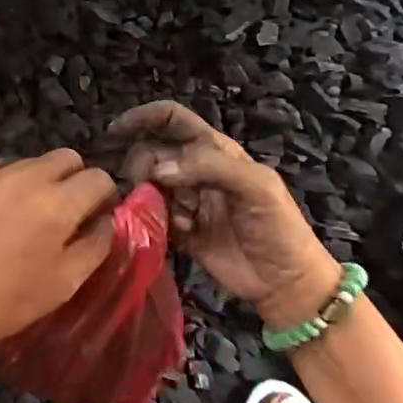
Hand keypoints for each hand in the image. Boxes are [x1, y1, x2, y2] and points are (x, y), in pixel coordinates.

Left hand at [0, 149, 116, 361]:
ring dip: (46, 179)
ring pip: (36, 160)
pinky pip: (6, 168)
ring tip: (36, 213)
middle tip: (71, 212)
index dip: (105, 196)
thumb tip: (105, 218)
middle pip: (68, 157)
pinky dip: (16, 181)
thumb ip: (98, 242)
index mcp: (57, 202)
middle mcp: (27, 177)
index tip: (98, 215)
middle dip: (77, 179)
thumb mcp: (70, 278)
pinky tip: (9, 211)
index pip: (99, 177)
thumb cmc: (17, 296)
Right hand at [108, 101, 338, 327]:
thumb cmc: (279, 228)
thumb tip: (159, 170)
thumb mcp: (256, 186)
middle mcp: (194, 168)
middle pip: (149, 151)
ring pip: (146, 181)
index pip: (171, 118)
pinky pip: (150, 212)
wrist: (286, 284)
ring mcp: (183, 197)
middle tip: (150, 186)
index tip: (115, 131)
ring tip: (176, 214)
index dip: (142, 117)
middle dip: (143, 165)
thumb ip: (209, 166)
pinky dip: (157, 218)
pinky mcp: (176, 225)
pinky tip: (182, 231)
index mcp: (213, 149)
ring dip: (152, 194)